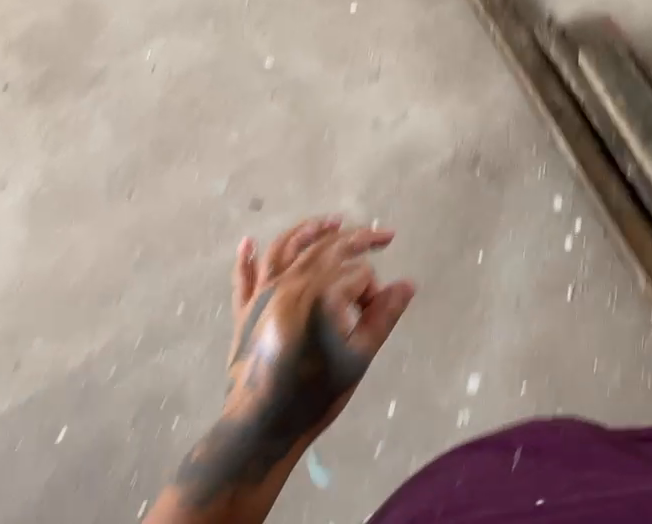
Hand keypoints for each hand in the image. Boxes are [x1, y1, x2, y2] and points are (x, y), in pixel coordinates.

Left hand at [165, 219, 413, 511]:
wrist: (260, 429)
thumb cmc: (314, 395)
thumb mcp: (358, 357)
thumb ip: (383, 316)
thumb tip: (407, 284)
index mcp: (319, 295)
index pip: (357, 273)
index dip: (374, 289)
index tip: (377, 312)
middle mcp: (289, 285)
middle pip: (327, 249)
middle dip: (358, 239)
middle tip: (384, 236)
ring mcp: (263, 296)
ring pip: (287, 248)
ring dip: (310, 230)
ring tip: (331, 222)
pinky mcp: (245, 312)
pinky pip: (244, 277)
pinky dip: (247, 257)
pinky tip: (248, 242)